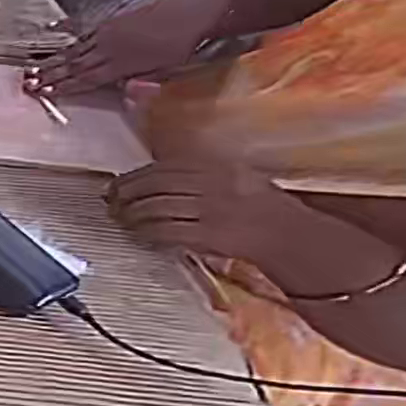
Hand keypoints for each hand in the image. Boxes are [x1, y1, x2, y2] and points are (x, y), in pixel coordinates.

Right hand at [30, 0, 232, 93]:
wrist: (207, 6)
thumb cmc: (193, 42)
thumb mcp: (174, 68)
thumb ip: (146, 81)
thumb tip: (124, 94)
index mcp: (124, 65)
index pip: (86, 79)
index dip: (63, 86)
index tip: (43, 92)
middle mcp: (111, 49)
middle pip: (74, 65)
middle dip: (49, 75)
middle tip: (26, 83)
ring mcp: (111, 33)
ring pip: (74, 50)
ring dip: (52, 60)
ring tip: (32, 68)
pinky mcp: (115, 20)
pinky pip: (84, 31)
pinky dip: (67, 33)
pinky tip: (54, 33)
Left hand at [107, 161, 331, 266]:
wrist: (294, 237)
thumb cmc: (254, 208)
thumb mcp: (232, 180)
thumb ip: (193, 176)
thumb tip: (138, 179)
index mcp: (222, 168)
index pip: (163, 168)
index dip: (132, 177)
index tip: (114, 186)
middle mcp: (218, 185)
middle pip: (153, 185)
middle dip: (124, 194)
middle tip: (111, 203)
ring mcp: (215, 210)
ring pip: (154, 207)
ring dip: (129, 215)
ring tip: (120, 219)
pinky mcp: (210, 234)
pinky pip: (164, 230)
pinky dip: (144, 232)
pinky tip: (138, 233)